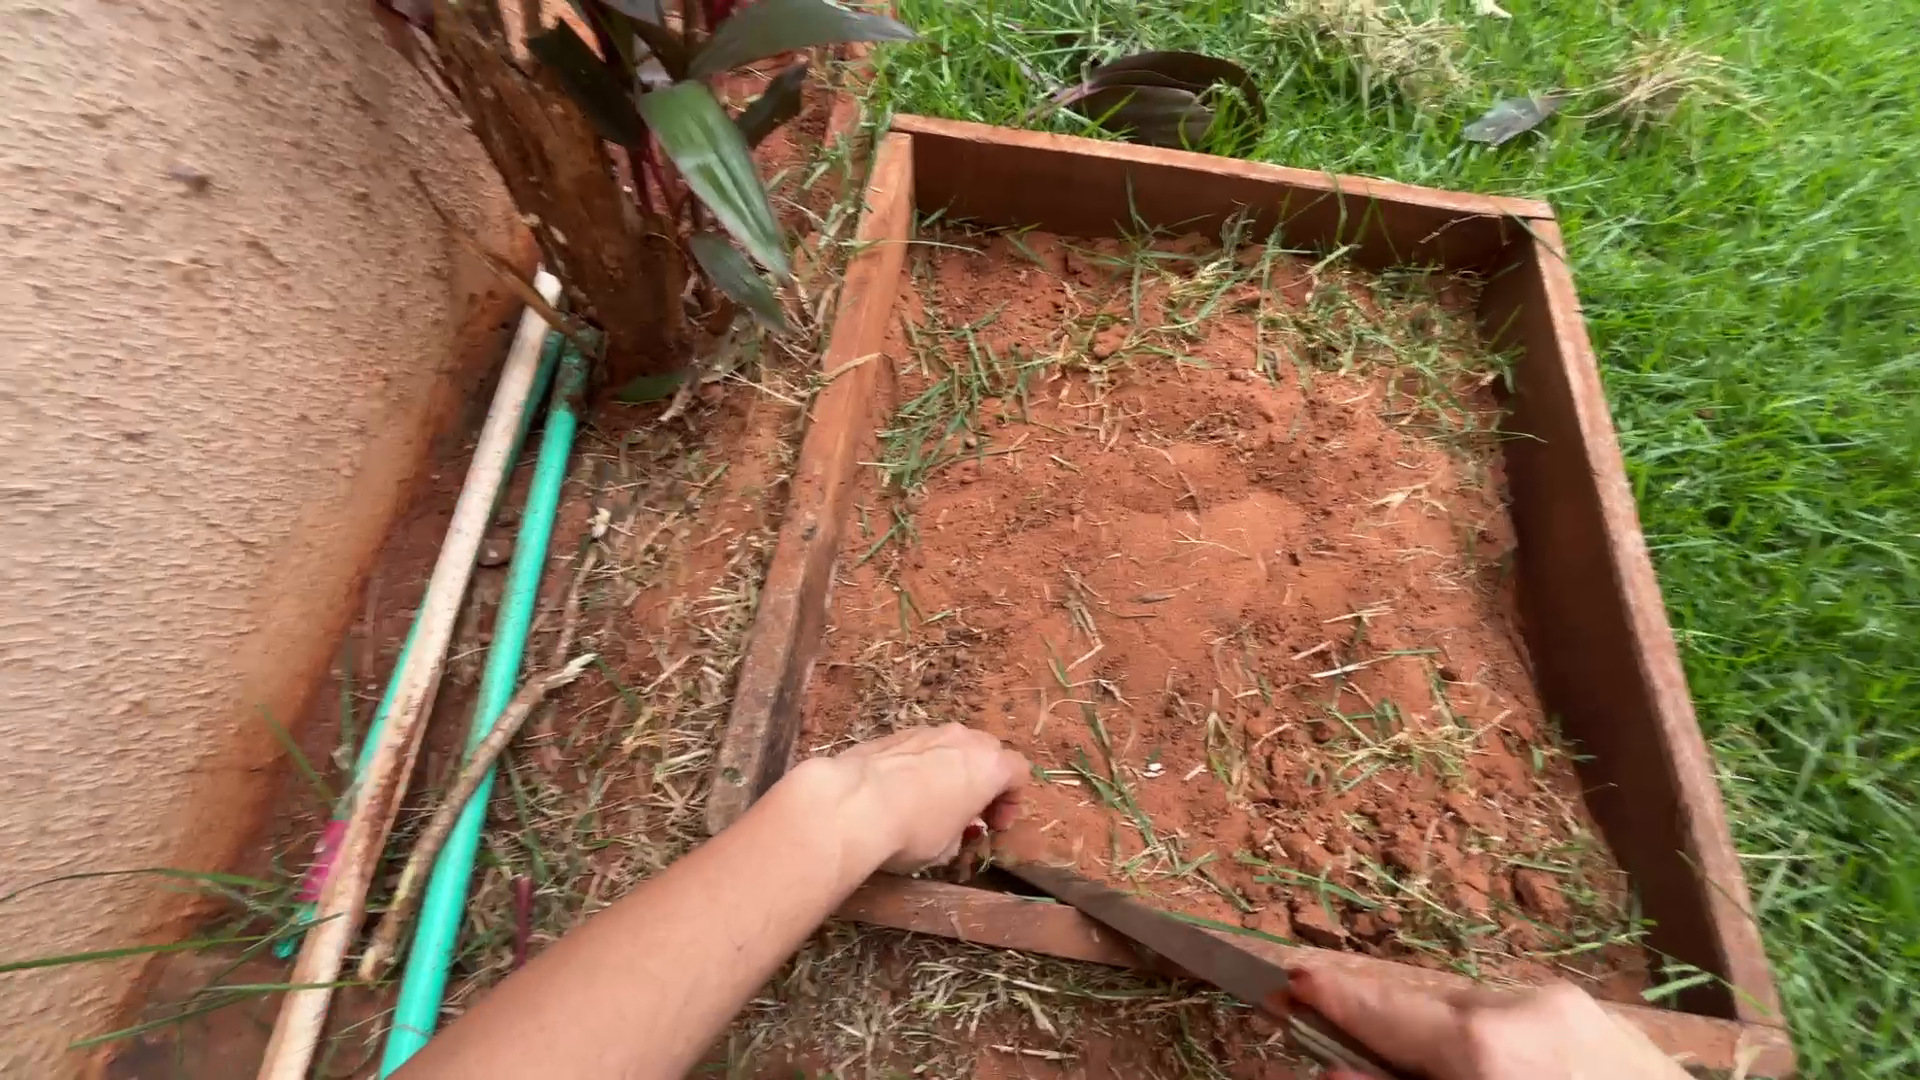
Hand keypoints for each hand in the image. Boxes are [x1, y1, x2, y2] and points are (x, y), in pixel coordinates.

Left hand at [793, 723, 1027, 873]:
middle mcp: (963, 739)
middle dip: (983, 781)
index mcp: (988, 765)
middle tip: (968, 814)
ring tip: (931, 803)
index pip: (1019, 772)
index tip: (994, 826)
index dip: (1012, 801)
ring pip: (952, 746)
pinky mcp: (895, 733)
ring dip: (952, 770)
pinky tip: (901, 793)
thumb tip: (953, 830)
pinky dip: (922, 765)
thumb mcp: (948, 847)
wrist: (855, 802)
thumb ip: (961, 831)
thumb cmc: (914, 830)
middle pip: (988, 753)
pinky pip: (922, 747)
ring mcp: (928, 731)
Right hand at [1285, 966, 1688, 1079]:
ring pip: (1462, 1003)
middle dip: (1368, 1007)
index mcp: (1492, 1043)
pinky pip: (1508, 1014)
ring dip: (1421, 1024)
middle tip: (1317, 1001)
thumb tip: (1330, 1073)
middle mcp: (1524, 1004)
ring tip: (1393, 1038)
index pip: (1384, 1007)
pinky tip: (1467, 1056)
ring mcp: (1568, 1006)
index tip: (1285, 980)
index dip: (1330, 996)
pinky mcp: (1599, 1019)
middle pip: (1418, 997)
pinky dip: (1472, 1032)